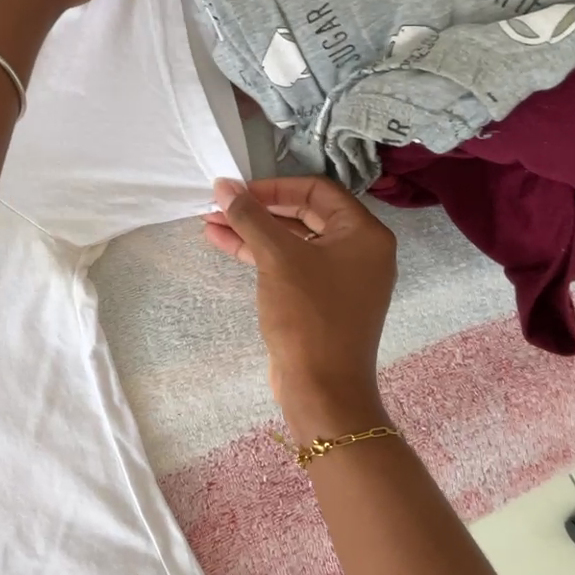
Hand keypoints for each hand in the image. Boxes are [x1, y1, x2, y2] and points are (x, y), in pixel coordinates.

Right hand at [204, 177, 398, 432]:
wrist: (322, 389)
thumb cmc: (308, 315)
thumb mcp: (276, 258)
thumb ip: (249, 216)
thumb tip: (223, 185)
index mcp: (364, 234)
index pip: (317, 190)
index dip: (273, 186)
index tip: (237, 191)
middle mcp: (359, 250)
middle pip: (303, 213)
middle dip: (257, 208)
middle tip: (219, 204)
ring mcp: (340, 277)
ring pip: (291, 239)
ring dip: (252, 229)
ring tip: (210, 221)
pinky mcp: (321, 298)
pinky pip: (289, 263)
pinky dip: (259, 252)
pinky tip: (223, 242)